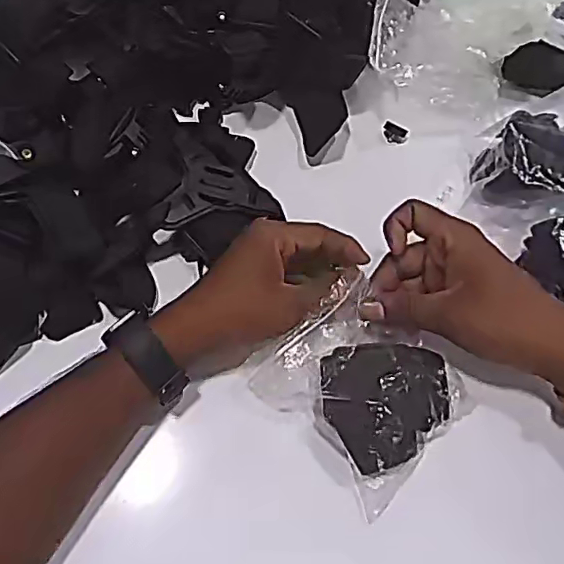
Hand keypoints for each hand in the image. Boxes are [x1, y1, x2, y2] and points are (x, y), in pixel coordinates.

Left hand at [150, 218, 368, 376]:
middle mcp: (262, 239)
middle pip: (309, 244)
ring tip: (342, 291)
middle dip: (334, 261)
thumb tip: (346, 281)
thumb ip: (326, 289)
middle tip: (357, 279)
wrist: (198, 329)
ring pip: (298, 258)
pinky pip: (284, 270)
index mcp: (271, 235)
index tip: (365, 262)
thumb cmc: (235, 311)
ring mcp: (255, 255)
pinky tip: (318, 297)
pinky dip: (302, 281)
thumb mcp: (292, 303)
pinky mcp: (250, 272)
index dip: (346, 248)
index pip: (320, 233)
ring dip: (319, 273)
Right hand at [361, 200, 563, 394]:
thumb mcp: (446, 314)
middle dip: (389, 278)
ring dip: (400, 298)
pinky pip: (428, 294)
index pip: (412, 214)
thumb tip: (369, 307)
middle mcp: (455, 251)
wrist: (557, 350)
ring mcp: (459, 274)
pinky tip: (406, 326)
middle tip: (377, 306)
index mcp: (455, 239)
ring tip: (390, 322)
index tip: (390, 257)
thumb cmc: (513, 321)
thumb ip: (401, 308)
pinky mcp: (463, 296)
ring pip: (414, 277)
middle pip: (406, 252)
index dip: (393, 231)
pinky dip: (414, 307)